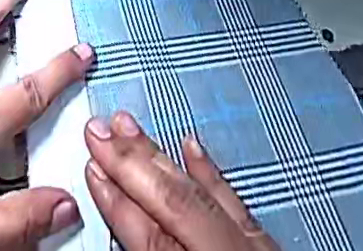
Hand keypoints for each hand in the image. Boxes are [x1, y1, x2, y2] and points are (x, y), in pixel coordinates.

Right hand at [84, 111, 279, 250]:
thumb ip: (152, 248)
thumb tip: (125, 216)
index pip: (154, 239)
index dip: (117, 203)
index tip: (90, 167)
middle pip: (176, 202)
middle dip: (132, 164)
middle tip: (98, 128)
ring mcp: (257, 250)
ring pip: (203, 193)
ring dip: (162, 157)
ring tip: (127, 123)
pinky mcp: (271, 248)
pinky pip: (241, 204)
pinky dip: (213, 173)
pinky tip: (191, 144)